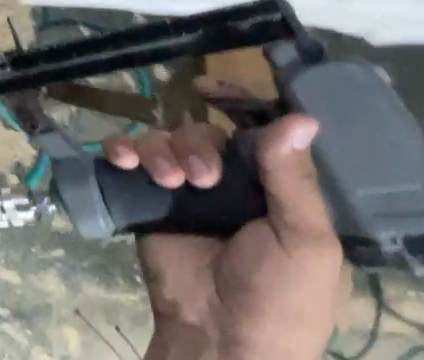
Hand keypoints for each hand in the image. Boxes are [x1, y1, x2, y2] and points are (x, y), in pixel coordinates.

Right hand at [105, 113, 343, 359]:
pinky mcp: (145, 198)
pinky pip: (127, 157)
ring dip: (159, 150)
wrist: (221, 335)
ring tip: (164, 179)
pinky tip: (120, 158)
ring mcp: (183, 190)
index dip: (238, 104)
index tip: (211, 88)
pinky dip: (121, 149)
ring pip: (163, 140)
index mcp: (275, 190)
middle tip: (198, 179)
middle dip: (194, 144)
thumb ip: (293, 180)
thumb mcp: (303, 241)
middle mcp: (229, 182)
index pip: (257, 132)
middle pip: (203, 132)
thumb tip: (300, 118)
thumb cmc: (280, 294)